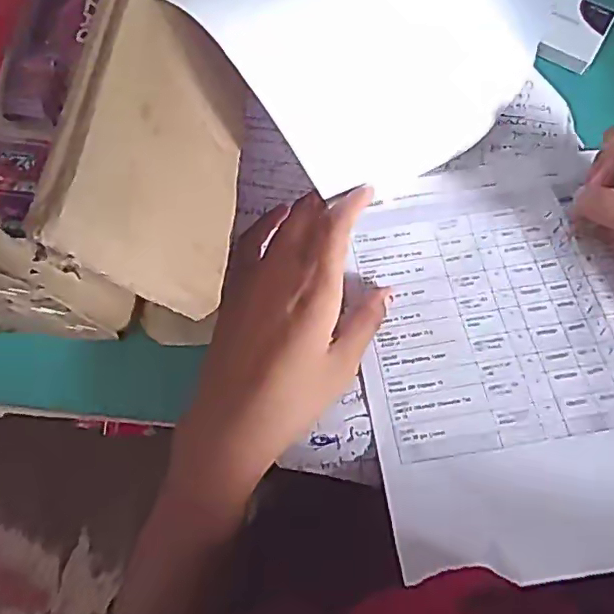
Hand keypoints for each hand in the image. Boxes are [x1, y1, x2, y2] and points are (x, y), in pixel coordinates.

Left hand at [169, 189, 387, 498]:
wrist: (228, 424)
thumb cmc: (291, 401)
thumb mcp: (339, 368)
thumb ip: (364, 323)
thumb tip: (386, 290)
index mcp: (316, 293)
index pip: (334, 232)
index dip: (349, 205)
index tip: (364, 189)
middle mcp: (284, 275)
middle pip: (307, 221)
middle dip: (328, 201)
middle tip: (346, 191)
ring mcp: (255, 279)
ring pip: (282, 227)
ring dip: (302, 208)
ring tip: (320, 198)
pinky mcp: (235, 289)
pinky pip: (250, 242)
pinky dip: (266, 222)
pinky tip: (278, 215)